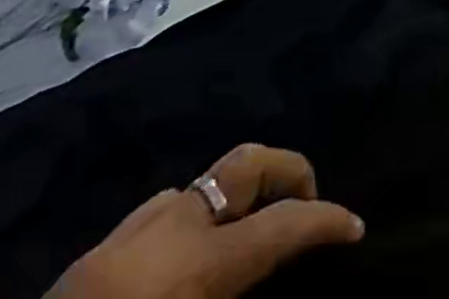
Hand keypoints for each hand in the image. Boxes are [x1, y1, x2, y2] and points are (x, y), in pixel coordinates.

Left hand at [50, 144, 363, 298]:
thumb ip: (240, 293)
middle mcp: (166, 232)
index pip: (282, 225)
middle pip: (247, 163)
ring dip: (240, 198)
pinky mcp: (95, 252)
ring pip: (202, 183)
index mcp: (195, 268)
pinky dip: (196, 220)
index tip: (354, 226)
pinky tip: (190, 261)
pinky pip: (164, 212)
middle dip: (290, 171)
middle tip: (308, 205)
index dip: (327, 220)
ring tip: (252, 238)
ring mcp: (127, 234)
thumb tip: (277, 274)